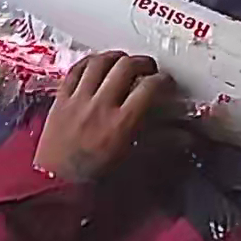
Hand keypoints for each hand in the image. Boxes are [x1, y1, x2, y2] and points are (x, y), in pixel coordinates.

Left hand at [34, 52, 171, 182]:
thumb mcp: (131, 162)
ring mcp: (78, 99)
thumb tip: (186, 136)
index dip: (163, 80)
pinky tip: (97, 63)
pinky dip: (89, 61)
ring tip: (124, 61)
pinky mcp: (60, 98)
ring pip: (99, 62)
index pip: (148, 88)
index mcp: (122, 124)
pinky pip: (75, 69)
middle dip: (142, 62)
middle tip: (148, 69)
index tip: (166, 82)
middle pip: (126, 67)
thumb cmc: (95, 179)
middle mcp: (100, 106)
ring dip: (116, 57)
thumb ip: (159, 144)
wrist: (54, 184)